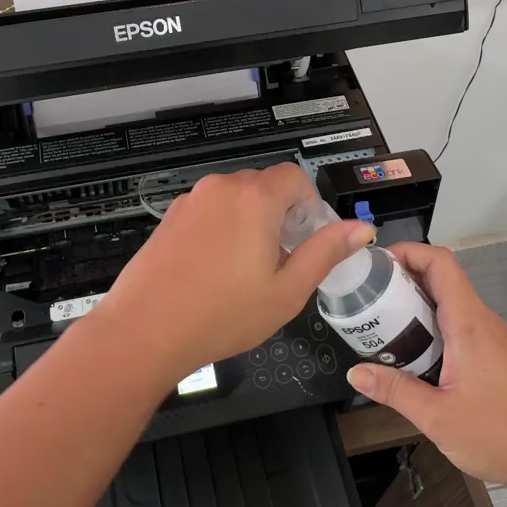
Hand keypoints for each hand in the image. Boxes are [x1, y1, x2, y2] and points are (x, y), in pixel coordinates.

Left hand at [96, 163, 373, 378]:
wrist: (145, 329)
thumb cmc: (221, 314)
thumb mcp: (287, 290)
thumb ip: (326, 253)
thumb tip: (360, 229)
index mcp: (255, 198)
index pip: (295, 177)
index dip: (309, 205)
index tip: (308, 239)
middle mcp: (221, 189)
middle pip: (264, 186)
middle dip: (280, 215)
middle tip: (281, 261)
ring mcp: (191, 201)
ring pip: (234, 200)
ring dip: (249, 223)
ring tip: (246, 272)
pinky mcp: (169, 219)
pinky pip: (208, 212)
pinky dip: (221, 230)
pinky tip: (214, 272)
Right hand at [347, 243, 506, 489]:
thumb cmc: (500, 435)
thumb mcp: (437, 417)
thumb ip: (395, 391)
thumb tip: (355, 373)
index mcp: (468, 323)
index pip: (440, 263)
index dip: (407, 251)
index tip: (374, 264)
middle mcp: (480, 321)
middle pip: (440, 278)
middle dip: (401, 278)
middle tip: (365, 296)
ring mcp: (489, 337)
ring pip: (447, 303)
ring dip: (413, 304)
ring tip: (378, 322)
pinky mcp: (492, 354)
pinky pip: (456, 324)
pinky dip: (428, 326)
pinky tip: (409, 353)